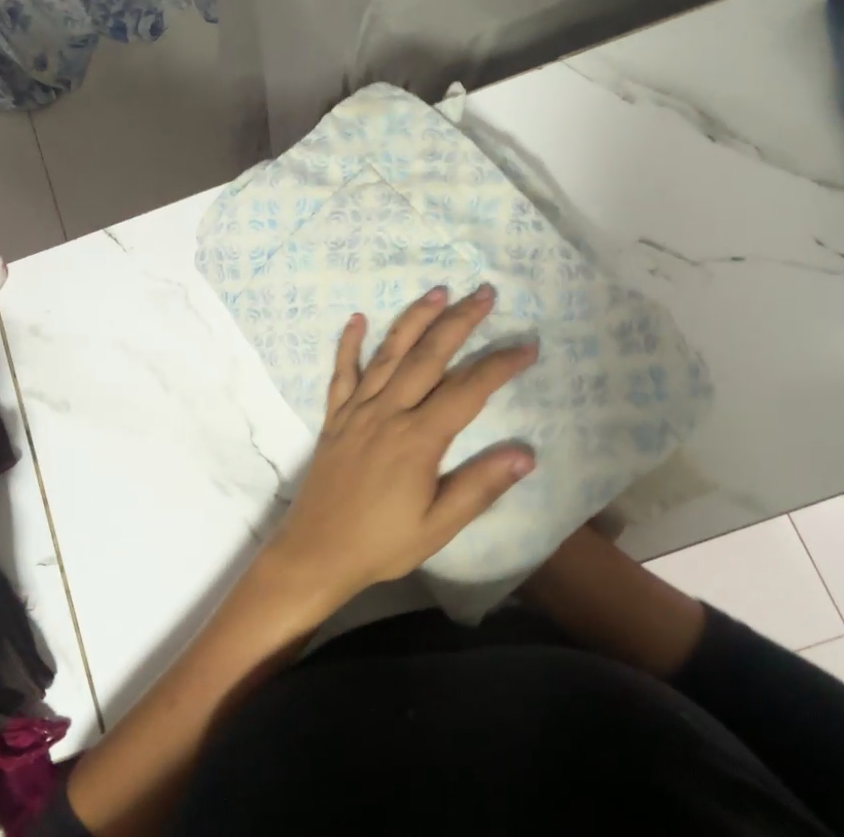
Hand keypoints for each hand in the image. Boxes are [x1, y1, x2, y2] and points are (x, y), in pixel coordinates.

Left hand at [262, 283, 539, 608]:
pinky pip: (342, 374)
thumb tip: (526, 454)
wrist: (315, 552)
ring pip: (387, 354)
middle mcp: (387, 414)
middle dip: (458, 322)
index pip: (468, 391)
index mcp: (418, 439)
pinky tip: (357, 320)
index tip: (527, 346)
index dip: (500, 366)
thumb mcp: (439, 526)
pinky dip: (348, 345)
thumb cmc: (381, 544)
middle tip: (484, 293)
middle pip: (428, 356)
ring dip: (413, 320)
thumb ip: (480, 487)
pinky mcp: (334, 419)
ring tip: (437, 291)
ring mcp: (356, 412)